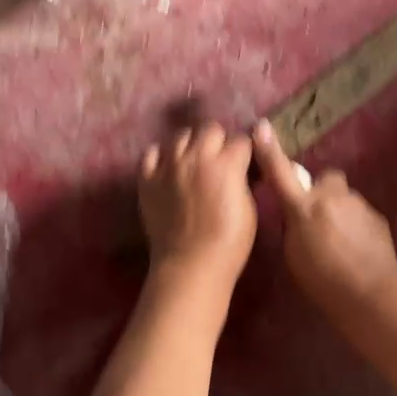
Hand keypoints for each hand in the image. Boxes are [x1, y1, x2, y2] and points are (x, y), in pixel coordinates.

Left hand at [138, 124, 256, 288]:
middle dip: (219, 141)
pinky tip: (169, 168)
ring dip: (191, 145)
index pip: (240, 140)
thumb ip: (242, 180)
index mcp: (227, 164)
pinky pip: (152, 153)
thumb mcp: (249, 208)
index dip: (244, 152)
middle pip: (210, 129)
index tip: (244, 164)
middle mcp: (196, 157)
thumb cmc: (229, 243)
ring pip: (180, 136)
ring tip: (194, 162)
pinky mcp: (147, 179)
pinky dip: (162, 157)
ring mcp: (168, 166)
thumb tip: (240, 169)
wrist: (191, 266)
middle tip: (220, 161)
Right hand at [252, 121, 396, 314]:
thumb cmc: (322, 281)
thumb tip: (298, 214)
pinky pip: (359, 213)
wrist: (370, 294)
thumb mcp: (293, 254)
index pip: (280, 173)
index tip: (261, 127)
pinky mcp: (376, 215)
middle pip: (324, 180)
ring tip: (341, 243)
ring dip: (339, 211)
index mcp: (303, 208)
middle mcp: (331, 197)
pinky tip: (357, 250)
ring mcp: (358, 204)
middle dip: (321, 193)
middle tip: (318, 220)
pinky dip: (355, 225)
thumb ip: (293, 226)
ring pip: (343, 197)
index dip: (269, 150)